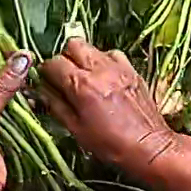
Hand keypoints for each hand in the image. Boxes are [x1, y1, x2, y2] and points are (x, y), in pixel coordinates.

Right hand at [40, 39, 181, 176]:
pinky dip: (105, 62)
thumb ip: (56, 105)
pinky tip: (105, 78)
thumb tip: (41, 91)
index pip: (53, 63)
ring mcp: (119, 67)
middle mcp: (100, 70)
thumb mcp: (76, 130)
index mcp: (81, 86)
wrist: (149, 146)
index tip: (47, 82)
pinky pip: (113, 55)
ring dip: (85, 59)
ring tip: (86, 78)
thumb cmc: (110, 144)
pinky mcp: (133, 70)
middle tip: (65, 77)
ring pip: (93, 48)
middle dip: (65, 58)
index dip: (46, 72)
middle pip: (73, 45)